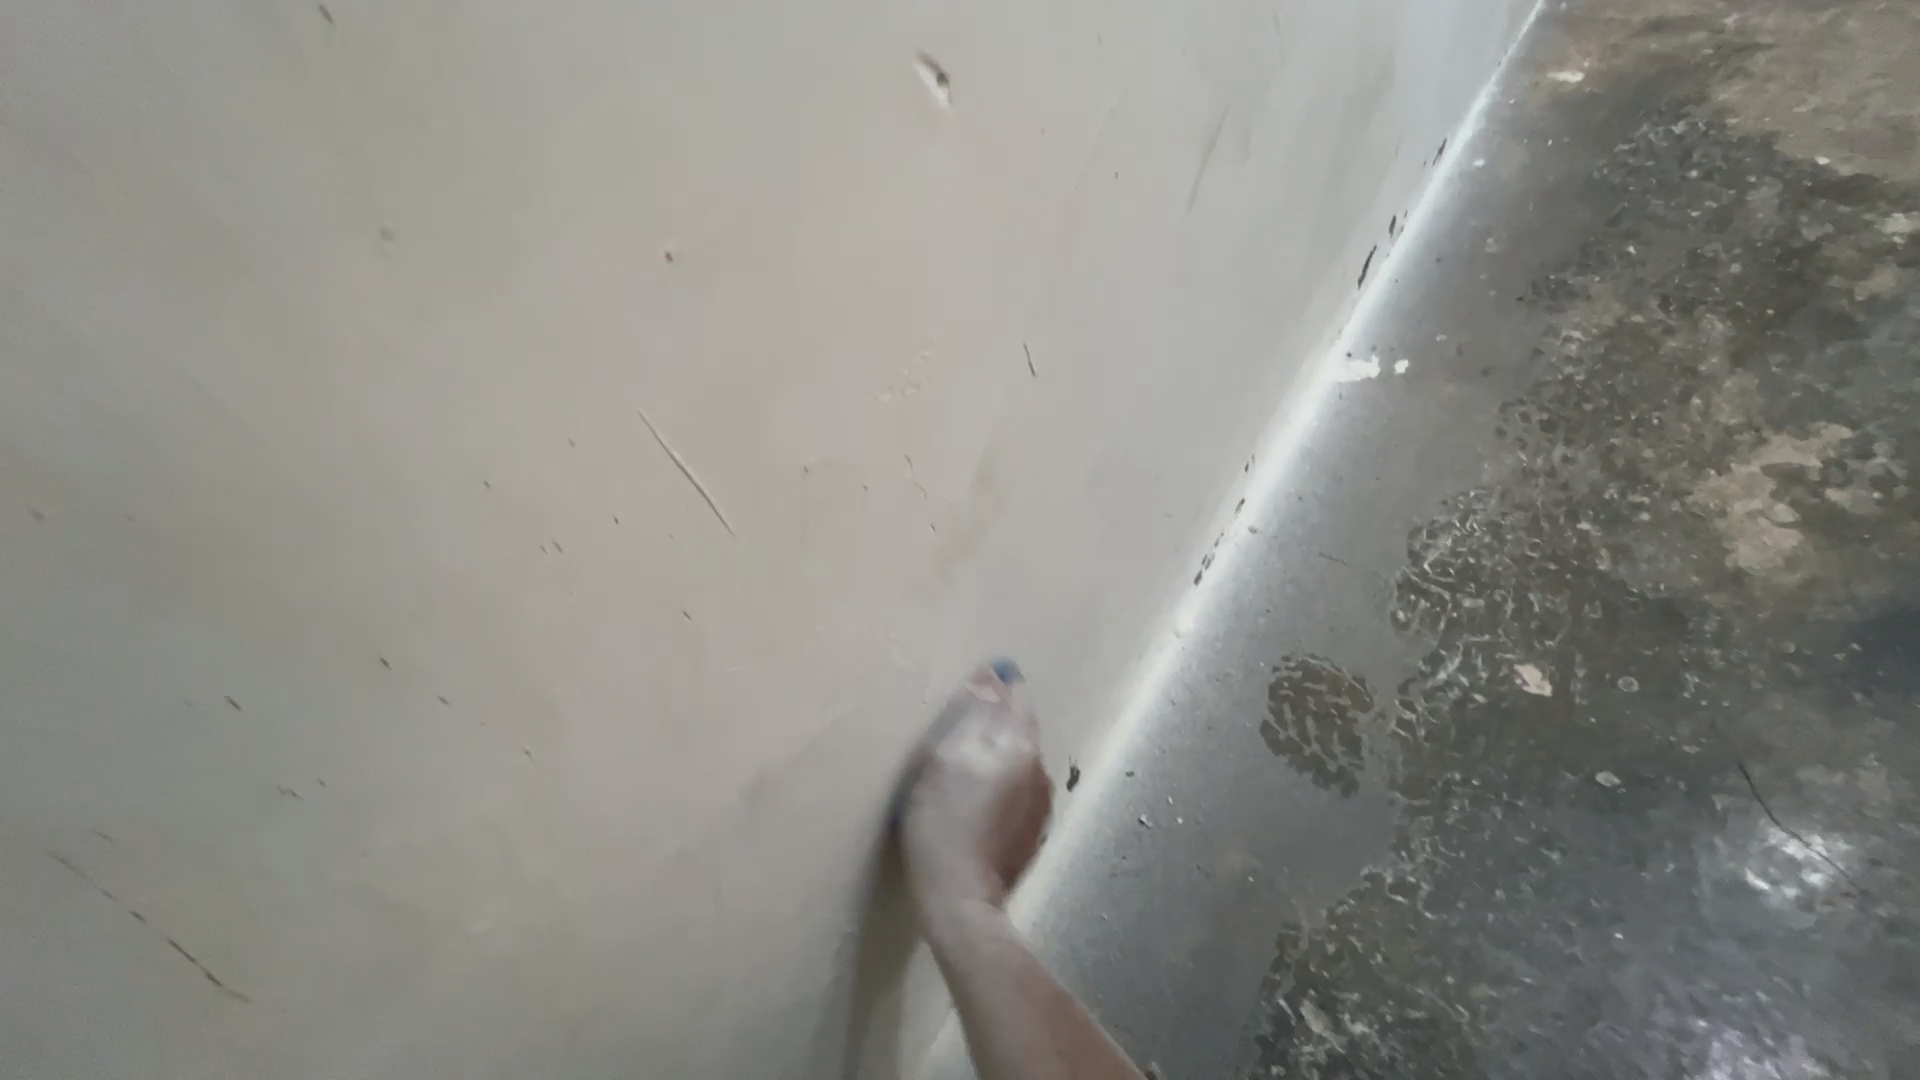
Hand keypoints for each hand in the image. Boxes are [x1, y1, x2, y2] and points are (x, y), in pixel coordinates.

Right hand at [898, 662, 1052, 919]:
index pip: (1017, 696)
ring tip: (972, 758)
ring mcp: (1041, 801)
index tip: (983, 679)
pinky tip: (983, 795)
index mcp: (1018, 745)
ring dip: (1003, 749)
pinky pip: (1023, 786)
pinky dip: (1006, 779)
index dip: (999, 684)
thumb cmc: (940, 823)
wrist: (961, 899)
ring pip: (1023, 757)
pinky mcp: (1036, 828)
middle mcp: (1039, 767)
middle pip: (1022, 726)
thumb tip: (990, 677)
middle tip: (970, 717)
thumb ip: (971, 714)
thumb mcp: (942, 759)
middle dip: (1001, 716)